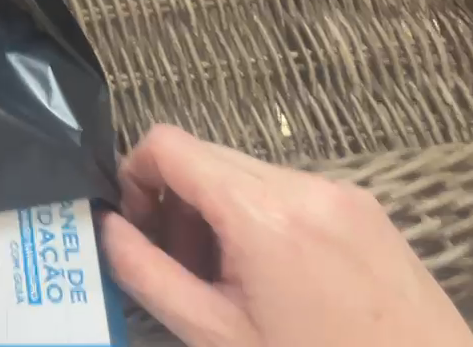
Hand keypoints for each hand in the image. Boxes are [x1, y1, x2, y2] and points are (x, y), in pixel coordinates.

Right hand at [102, 125, 472, 346]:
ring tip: (231, 279)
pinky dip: (257, 216)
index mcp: (262, 212)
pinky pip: (284, 188)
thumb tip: (104, 224)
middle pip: (202, 154)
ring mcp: (342, 191)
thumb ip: (144, 272)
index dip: (134, 176)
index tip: (138, 230)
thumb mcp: (216, 336)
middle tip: (182, 266)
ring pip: (240, 170)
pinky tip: (277, 279)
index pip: (166, 144)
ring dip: (214, 209)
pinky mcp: (368, 208)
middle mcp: (302, 183)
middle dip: (174, 199)